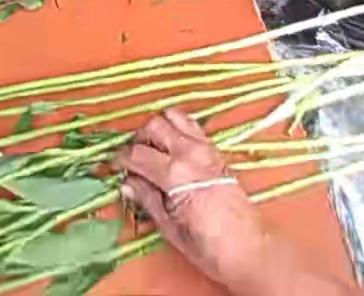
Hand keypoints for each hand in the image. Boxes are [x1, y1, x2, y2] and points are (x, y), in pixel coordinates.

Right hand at [116, 109, 354, 295]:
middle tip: (131, 157)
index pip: (138, 154)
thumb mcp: (171, 228)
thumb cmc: (210, 246)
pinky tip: (170, 144)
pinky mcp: (214, 147)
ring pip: (171, 116)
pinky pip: (189, 123)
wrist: (250, 247)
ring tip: (150, 147)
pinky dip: (175, 126)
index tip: (113, 166)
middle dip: (137, 138)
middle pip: (153, 125)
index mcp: (176, 174)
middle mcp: (189, 151)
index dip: (121, 159)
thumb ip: (147, 200)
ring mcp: (203, 146)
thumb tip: (127, 183)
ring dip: (157, 127)